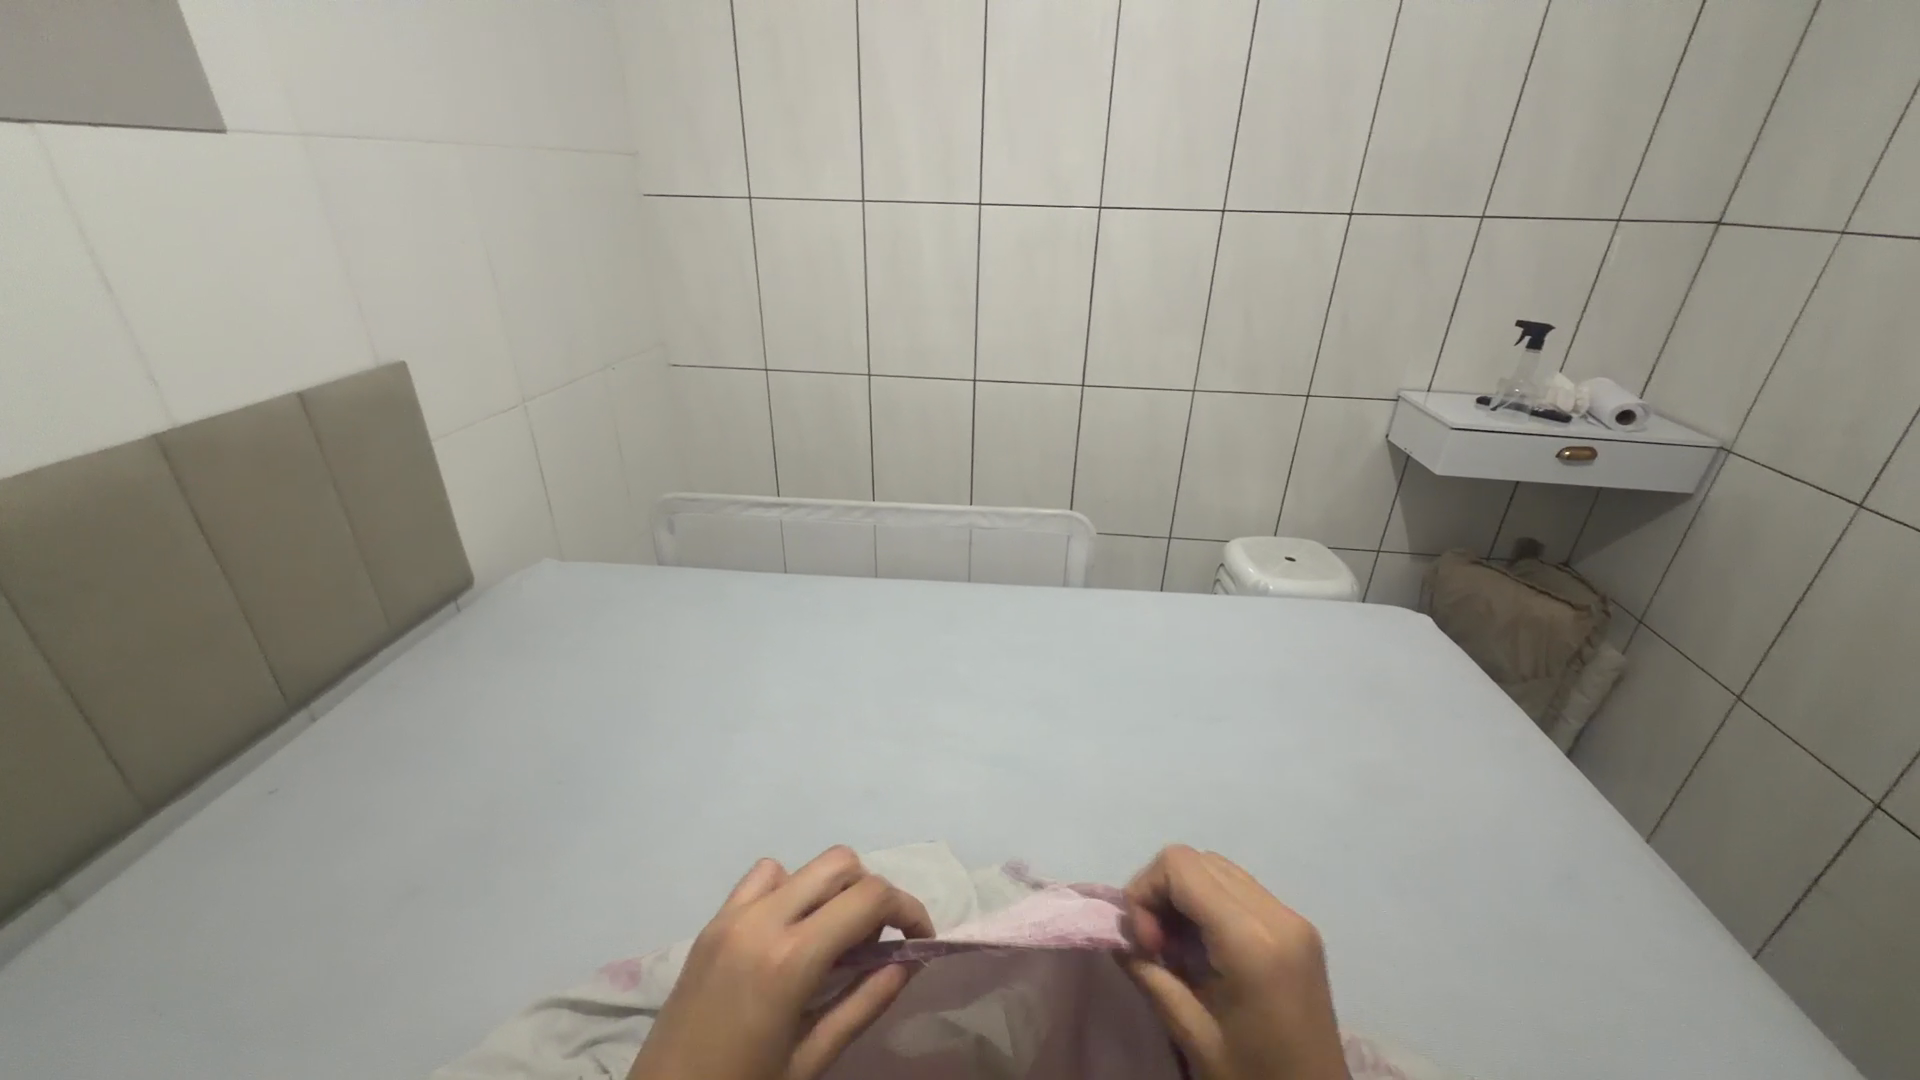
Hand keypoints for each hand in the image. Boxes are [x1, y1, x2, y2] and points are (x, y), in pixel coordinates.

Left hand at [626, 846, 933, 1079]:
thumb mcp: (812, 1059)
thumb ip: (864, 1002)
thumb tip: (908, 962)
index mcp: (791, 959)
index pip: (869, 897)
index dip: (908, 909)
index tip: (921, 939)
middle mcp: (762, 920)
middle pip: (841, 863)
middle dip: (873, 892)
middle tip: (877, 941)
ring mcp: (732, 915)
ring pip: (805, 865)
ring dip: (832, 890)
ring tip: (833, 939)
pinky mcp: (712, 921)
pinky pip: (764, 876)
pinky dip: (790, 888)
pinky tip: (790, 930)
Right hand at [1122, 845, 1348, 1079]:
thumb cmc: (1253, 1078)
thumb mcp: (1190, 1033)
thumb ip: (1147, 973)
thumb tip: (1116, 932)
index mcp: (1253, 940)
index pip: (1180, 865)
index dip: (1145, 892)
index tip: (1146, 946)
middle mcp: (1278, 914)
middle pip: (1197, 860)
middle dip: (1161, 893)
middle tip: (1157, 948)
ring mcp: (1294, 918)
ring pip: (1217, 869)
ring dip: (1185, 897)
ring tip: (1179, 950)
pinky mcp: (1299, 928)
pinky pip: (1240, 889)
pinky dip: (1210, 905)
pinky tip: (1205, 950)